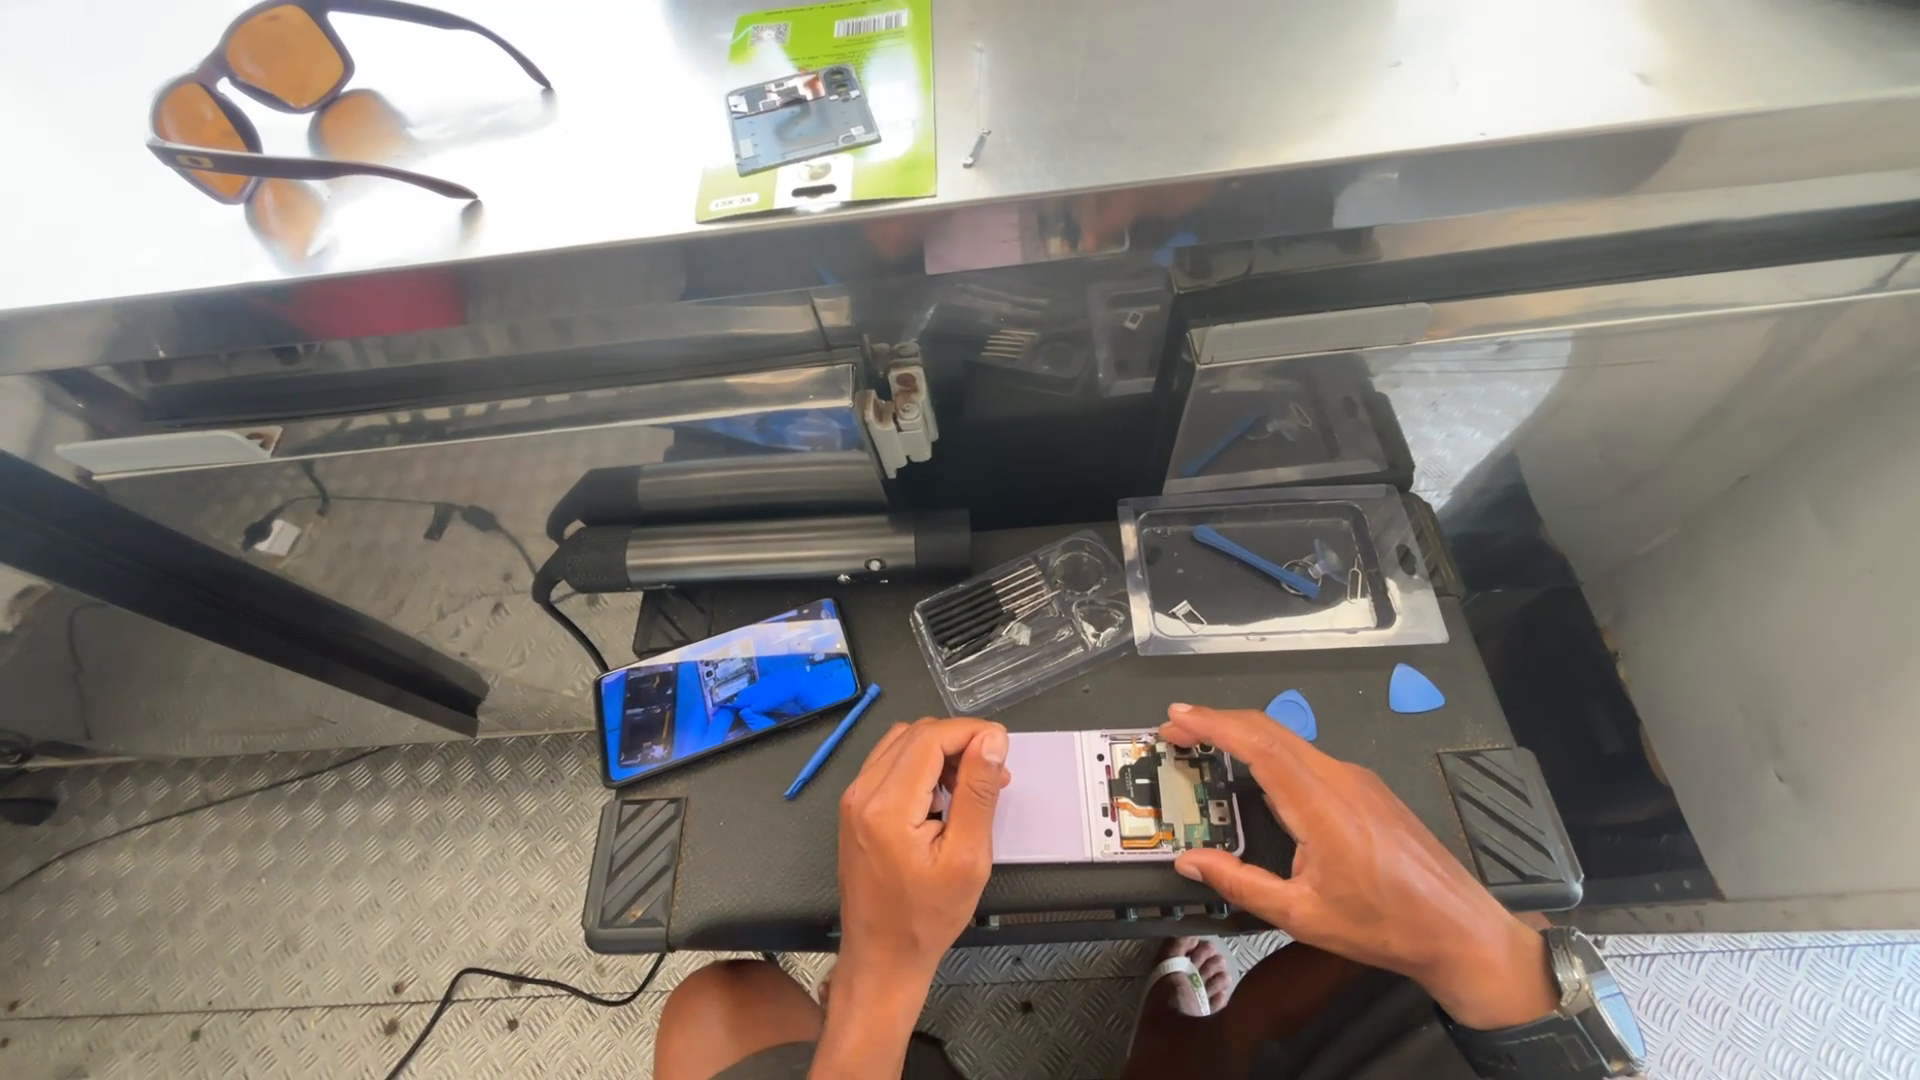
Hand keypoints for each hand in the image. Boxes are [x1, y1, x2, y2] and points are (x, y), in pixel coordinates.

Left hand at [837, 716, 1009, 976]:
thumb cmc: (927, 917)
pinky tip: (943, 794)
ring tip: (970, 785)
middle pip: (916, 733)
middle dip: (960, 741)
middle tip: (993, 774)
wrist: (882, 957)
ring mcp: (854, 797)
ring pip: (902, 742)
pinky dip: (921, 763)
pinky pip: (890, 762)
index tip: (1003, 749)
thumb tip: (992, 740)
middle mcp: (863, 791)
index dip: (971, 732)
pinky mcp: (856, 805)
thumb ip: (978, 792)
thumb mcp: (967, 857)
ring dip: (941, 750)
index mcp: (888, 805)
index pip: (931, 737)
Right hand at [1163, 704, 1557, 1029]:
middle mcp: (1338, 777)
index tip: (1176, 715)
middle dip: (1217, 720)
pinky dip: (1268, 749)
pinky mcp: (1366, 787)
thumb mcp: (1302, 915)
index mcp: (1320, 804)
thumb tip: (1188, 861)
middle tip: (1175, 726)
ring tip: (1205, 743)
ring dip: (1242, 733)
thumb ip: (1240, 883)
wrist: (1463, 931)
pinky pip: (1307, 755)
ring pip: (1289, 739)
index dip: (1213, 724)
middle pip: (1269, 730)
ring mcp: (1356, 778)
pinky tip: (1255, 771)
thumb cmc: (1383, 926)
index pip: (1258, 745)